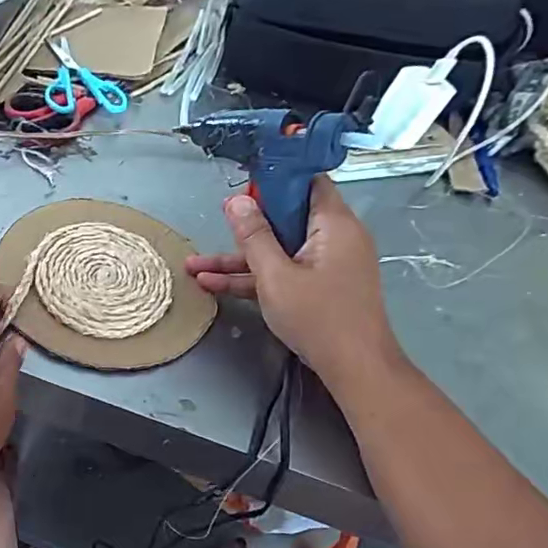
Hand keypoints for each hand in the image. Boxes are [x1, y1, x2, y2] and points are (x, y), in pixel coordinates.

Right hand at [184, 177, 405, 392]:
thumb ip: (254, 238)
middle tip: (215, 225)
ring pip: (277, 251)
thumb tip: (236, 201)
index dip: (275, 182)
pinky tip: (214, 285)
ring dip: (238, 260)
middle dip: (247, 226)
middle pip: (286, 219)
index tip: (243, 188)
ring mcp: (325, 264)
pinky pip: (281, 272)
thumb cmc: (317, 316)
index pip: (307, 184)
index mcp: (334, 225)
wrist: (353, 365)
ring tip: (194, 266)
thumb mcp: (275, 276)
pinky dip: (252, 277)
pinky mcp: (317, 286)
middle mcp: (334, 238)